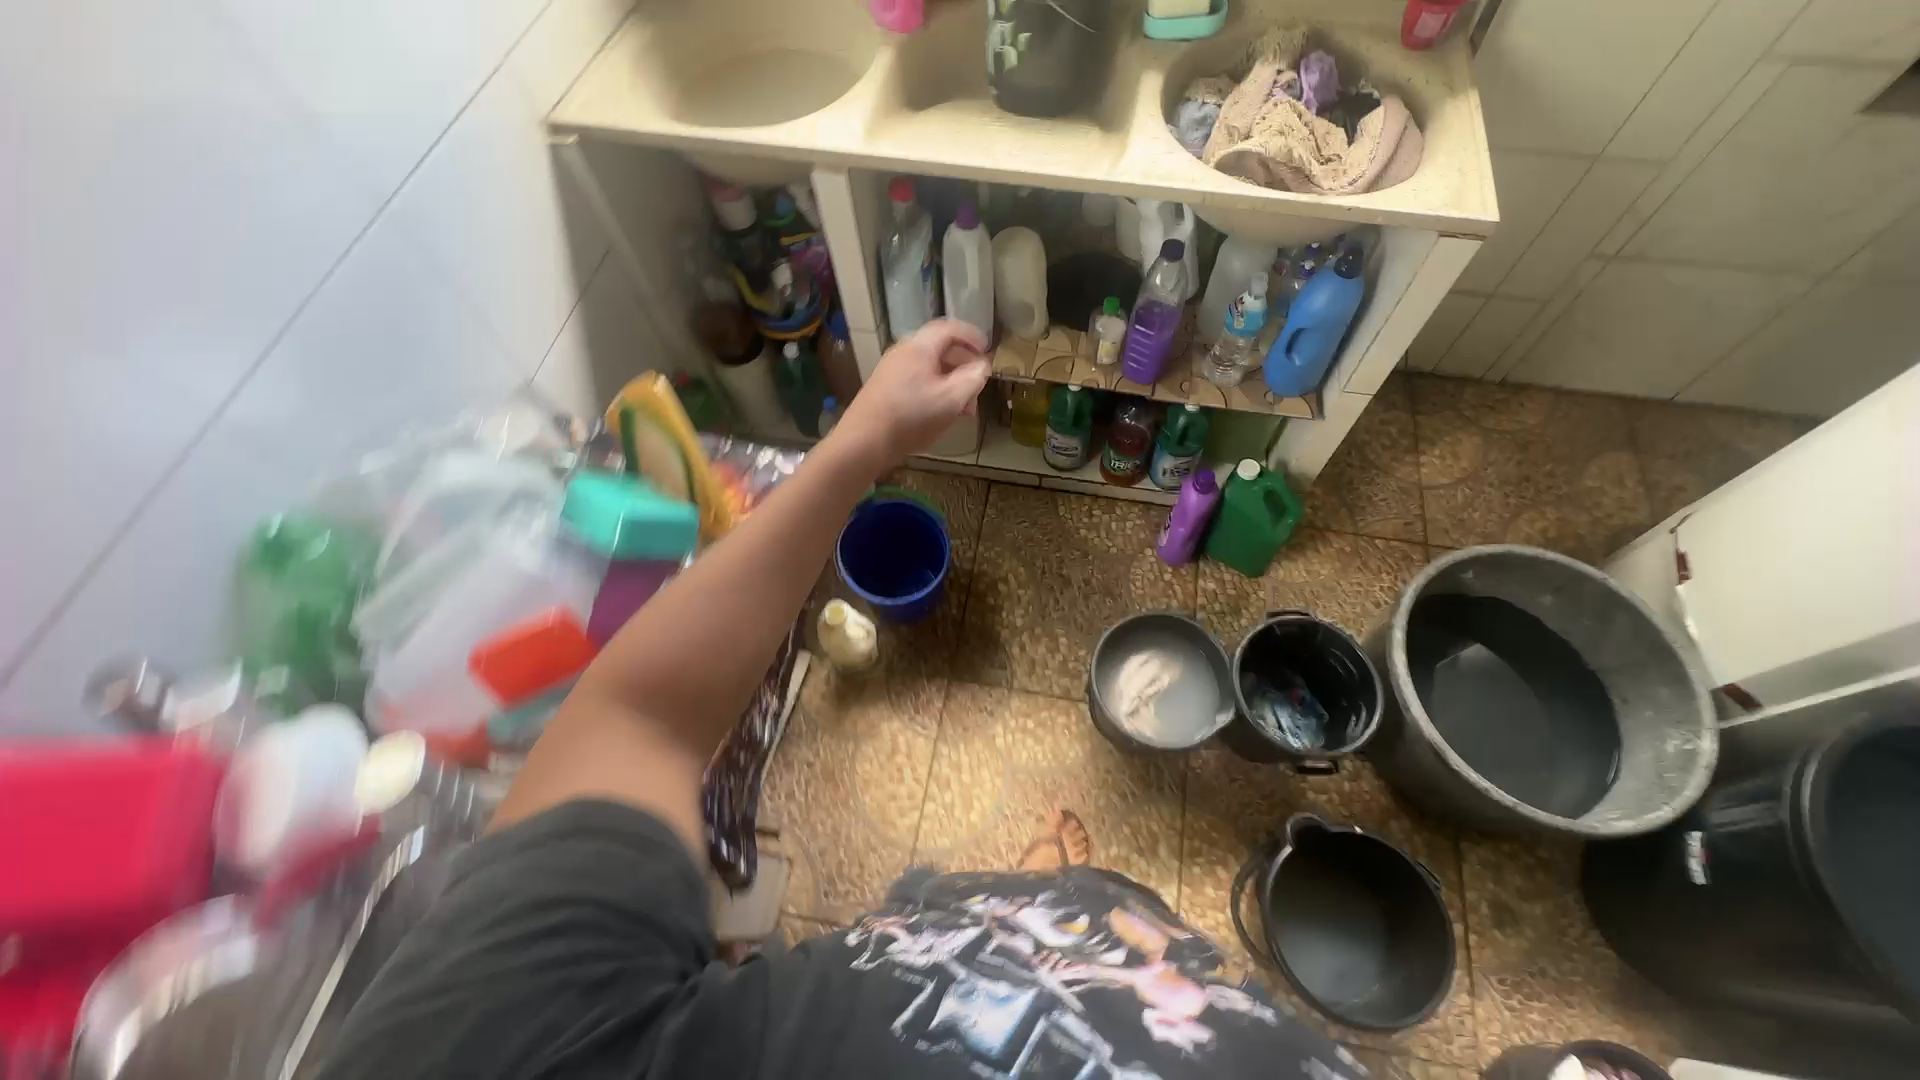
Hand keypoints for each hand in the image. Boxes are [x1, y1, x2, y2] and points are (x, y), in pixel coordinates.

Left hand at [833, 319, 991, 466]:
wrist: (864, 440)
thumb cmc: (912, 416)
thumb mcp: (952, 399)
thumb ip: (973, 379)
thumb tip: (982, 365)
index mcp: (920, 347)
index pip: (950, 329)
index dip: (972, 336)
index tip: (987, 350)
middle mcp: (903, 352)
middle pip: (940, 349)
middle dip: (963, 366)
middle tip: (977, 387)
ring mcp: (891, 371)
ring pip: (929, 368)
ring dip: (950, 383)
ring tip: (962, 409)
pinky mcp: (884, 389)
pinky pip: (916, 382)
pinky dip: (934, 391)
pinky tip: (940, 414)